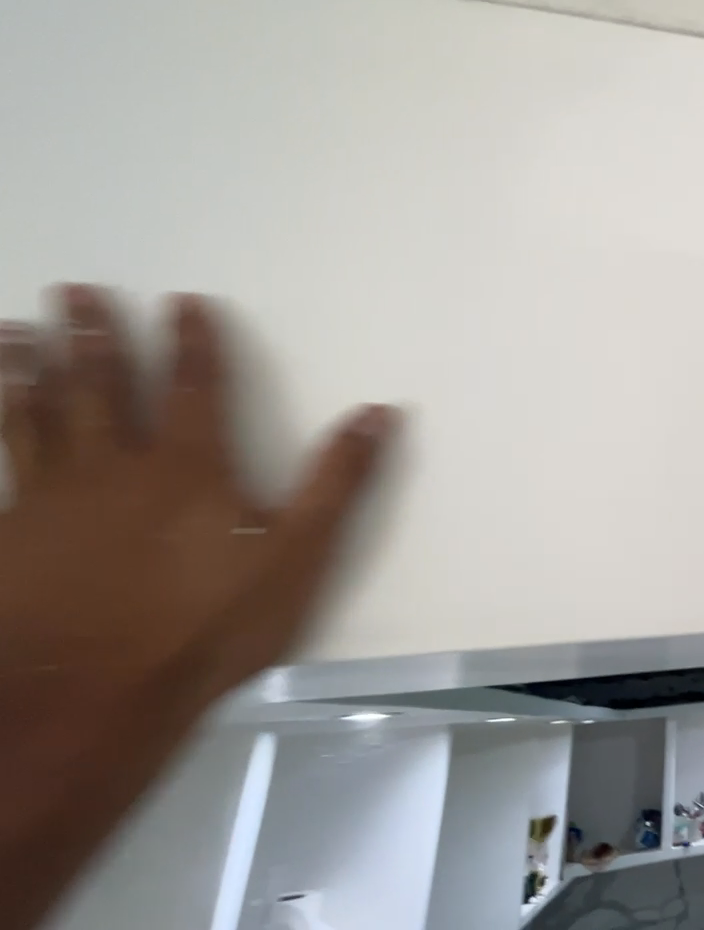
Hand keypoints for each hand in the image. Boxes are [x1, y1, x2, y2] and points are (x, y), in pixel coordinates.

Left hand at [0, 286, 397, 706]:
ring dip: (25, 371)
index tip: (182, 302)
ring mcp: (49, 503)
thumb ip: (337, 480)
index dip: (191, 342)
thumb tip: (376, 413)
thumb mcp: (300, 554)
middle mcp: (114, 470)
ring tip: (11, 333)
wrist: (85, 702)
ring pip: (32, 419)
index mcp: (189, 469)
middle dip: (90, 337)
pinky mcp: (8, 539)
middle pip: (98, 389)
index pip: (193, 388)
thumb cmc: (210, 625)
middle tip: (72, 291)